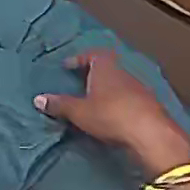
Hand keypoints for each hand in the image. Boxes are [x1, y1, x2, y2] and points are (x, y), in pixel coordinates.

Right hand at [34, 49, 189, 167]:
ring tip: (93, 102)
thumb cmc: (110, 115)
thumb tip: (38, 99)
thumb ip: (59, 104)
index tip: (68, 66)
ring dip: (107, 91)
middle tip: (79, 83)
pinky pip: (129, 100)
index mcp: (106, 70)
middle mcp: (125, 75)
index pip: (94, 54)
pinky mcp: (149, 107)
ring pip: (120, 85)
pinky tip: (112, 116)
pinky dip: (118, 104)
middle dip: (94, 75)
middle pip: (108, 69)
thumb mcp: (78, 112)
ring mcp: (140, 91)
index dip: (80, 58)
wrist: (151, 135)